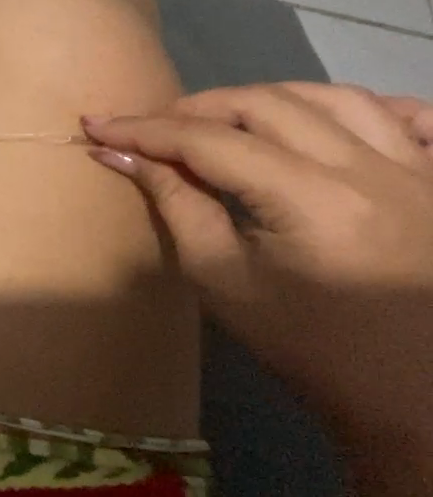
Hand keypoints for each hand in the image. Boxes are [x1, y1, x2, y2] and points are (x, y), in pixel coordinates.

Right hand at [82, 84, 432, 452]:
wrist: (413, 400)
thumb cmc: (308, 344)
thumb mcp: (221, 275)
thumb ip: (175, 201)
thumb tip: (117, 152)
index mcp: (316, 203)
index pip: (209, 140)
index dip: (144, 129)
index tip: (96, 126)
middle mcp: (376, 175)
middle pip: (265, 104)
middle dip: (195, 108)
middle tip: (153, 130)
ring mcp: (423, 177)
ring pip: (333, 97)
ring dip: (266, 98)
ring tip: (228, 121)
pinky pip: (415, 118)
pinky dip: (367, 106)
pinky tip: (328, 119)